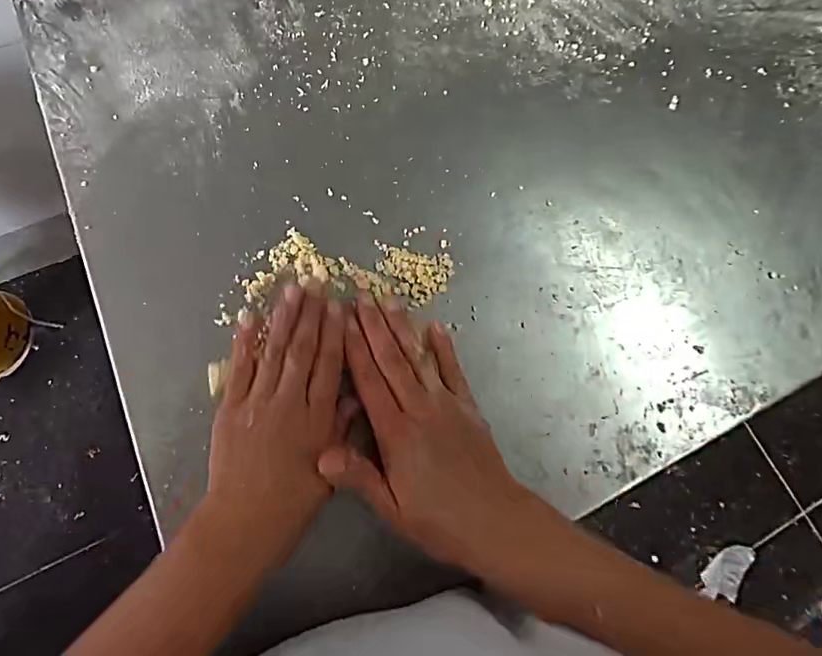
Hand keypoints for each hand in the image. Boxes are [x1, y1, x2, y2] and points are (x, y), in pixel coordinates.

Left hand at [203, 282, 349, 549]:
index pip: (329, 367)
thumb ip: (340, 431)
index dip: (334, 333)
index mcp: (316, 421)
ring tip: (291, 288)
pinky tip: (250, 316)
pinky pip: (240, 367)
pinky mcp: (231, 406)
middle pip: (302, 350)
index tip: (339, 306)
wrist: (244, 522)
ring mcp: (257, 402)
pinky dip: (245, 341)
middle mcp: (288, 404)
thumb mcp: (327, 472)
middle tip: (315, 281)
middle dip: (310, 313)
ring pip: (274, 351)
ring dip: (283, 317)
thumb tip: (355, 395)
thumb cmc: (292, 503)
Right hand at [318, 298, 574, 574]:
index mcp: (395, 432)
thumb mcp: (392, 509)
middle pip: (391, 360)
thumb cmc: (439, 522)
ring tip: (388, 298)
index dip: (353, 347)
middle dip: (373, 325)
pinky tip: (434, 325)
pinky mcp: (468, 408)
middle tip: (359, 295)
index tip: (340, 318)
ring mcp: (445, 405)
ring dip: (401, 327)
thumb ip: (358, 476)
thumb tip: (321, 455)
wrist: (500, 527)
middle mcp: (418, 409)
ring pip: (417, 358)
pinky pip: (452, 371)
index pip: (368, 380)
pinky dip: (443, 348)